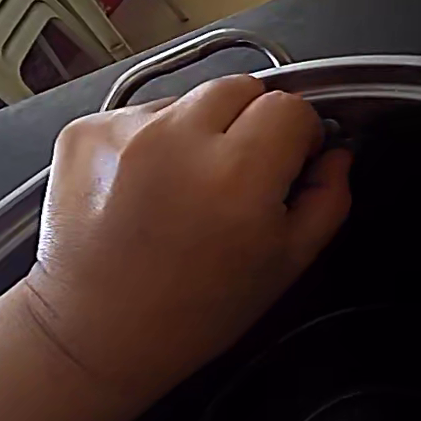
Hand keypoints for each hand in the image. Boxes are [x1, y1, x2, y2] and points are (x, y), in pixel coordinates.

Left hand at [19, 74, 351, 395]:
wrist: (93, 334)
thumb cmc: (199, 308)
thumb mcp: (289, 262)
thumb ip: (329, 198)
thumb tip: (336, 154)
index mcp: (238, 175)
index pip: (291, 107)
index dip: (301, 133)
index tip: (292, 160)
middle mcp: (177, 140)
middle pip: (244, 86)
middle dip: (256, 119)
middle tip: (244, 169)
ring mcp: (123, 131)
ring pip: (195, 97)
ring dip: (206, 127)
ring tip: (191, 182)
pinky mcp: (85, 131)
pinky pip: (147, 112)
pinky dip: (159, 138)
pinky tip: (151, 184)